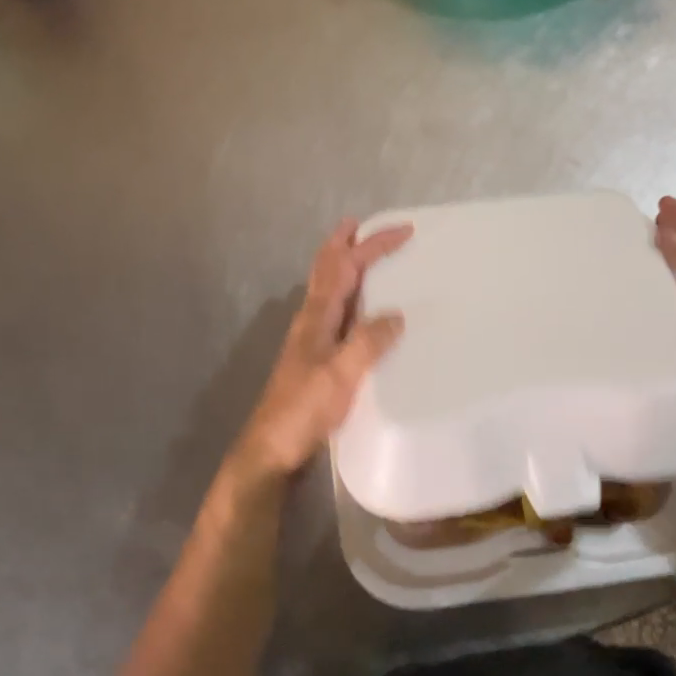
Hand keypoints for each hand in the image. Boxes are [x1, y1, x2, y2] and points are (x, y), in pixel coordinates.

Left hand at [233, 219, 411, 479]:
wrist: (271, 450)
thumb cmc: (303, 410)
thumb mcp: (339, 375)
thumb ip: (367, 343)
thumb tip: (395, 316)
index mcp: (316, 317)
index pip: (345, 268)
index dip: (372, 246)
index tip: (403, 230)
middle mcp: (310, 322)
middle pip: (327, 271)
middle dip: (345, 245)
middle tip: (361, 226)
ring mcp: (310, 341)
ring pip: (327, 291)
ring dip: (343, 268)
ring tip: (360, 258)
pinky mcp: (315, 361)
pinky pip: (335, 315)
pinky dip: (348, 299)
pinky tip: (358, 314)